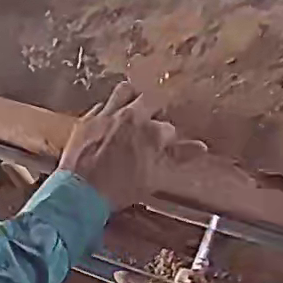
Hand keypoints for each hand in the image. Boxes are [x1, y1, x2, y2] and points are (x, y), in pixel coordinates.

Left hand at [58, 82, 204, 210]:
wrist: (80, 192)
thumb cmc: (119, 188)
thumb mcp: (154, 177)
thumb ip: (177, 157)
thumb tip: (202, 147)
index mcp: (151, 132)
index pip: (168, 128)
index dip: (167, 138)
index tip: (163, 146)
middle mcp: (131, 117)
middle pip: (151, 99)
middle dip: (155, 108)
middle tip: (151, 121)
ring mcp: (106, 115)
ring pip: (125, 90)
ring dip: (132, 97)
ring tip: (132, 108)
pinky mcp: (86, 119)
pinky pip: (101, 105)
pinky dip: (107, 110)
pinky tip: (107, 120)